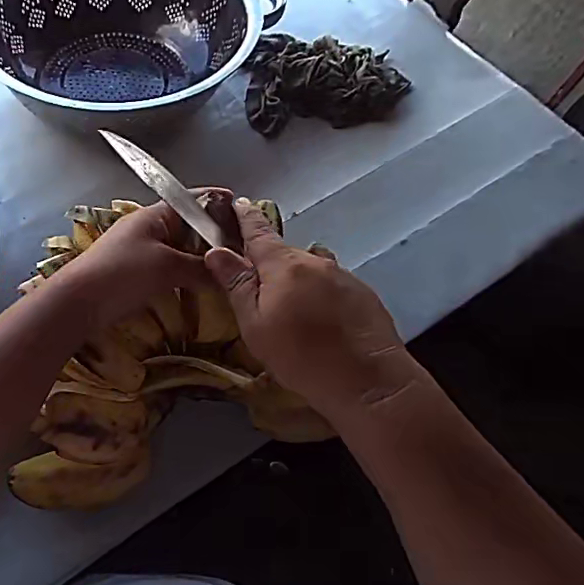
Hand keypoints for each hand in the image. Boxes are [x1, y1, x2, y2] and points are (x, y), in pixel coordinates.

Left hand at [52, 189, 227, 327]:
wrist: (78, 302)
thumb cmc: (122, 273)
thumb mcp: (168, 267)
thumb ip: (201, 269)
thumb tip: (226, 275)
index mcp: (155, 215)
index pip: (192, 201)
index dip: (216, 203)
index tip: (241, 208)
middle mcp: (148, 228)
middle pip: (188, 227)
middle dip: (213, 236)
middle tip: (241, 248)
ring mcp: (141, 251)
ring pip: (179, 250)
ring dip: (199, 259)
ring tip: (226, 269)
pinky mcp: (136, 273)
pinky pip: (169, 268)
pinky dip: (185, 274)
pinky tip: (201, 286)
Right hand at [202, 199, 419, 415]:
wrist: (367, 380)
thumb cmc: (300, 357)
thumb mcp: (255, 326)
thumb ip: (237, 286)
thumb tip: (217, 252)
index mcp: (283, 265)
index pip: (259, 231)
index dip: (246, 218)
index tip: (239, 204)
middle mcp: (315, 261)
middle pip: (286, 255)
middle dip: (272, 267)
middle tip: (262, 295)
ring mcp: (344, 276)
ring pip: (312, 271)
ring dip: (300, 284)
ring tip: (295, 313)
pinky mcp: (364, 295)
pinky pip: (334, 287)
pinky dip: (322, 298)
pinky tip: (323, 324)